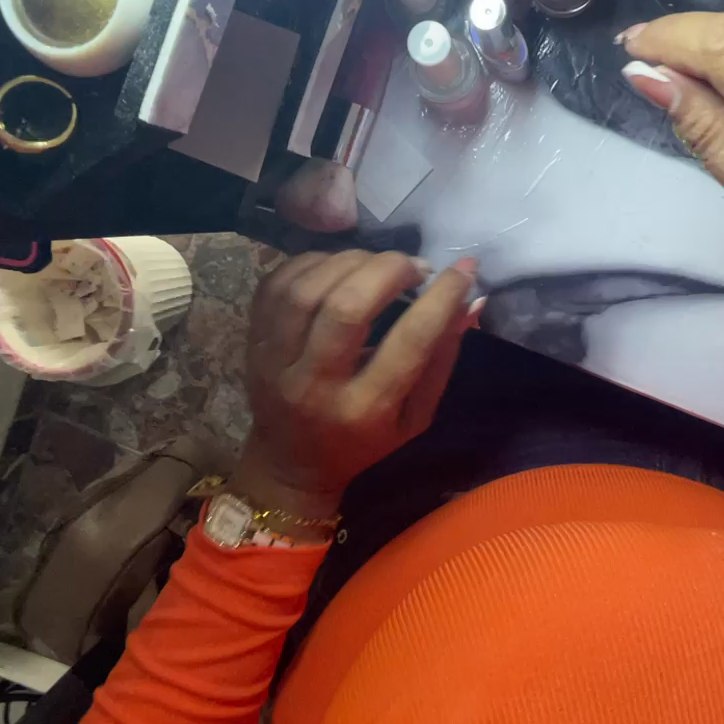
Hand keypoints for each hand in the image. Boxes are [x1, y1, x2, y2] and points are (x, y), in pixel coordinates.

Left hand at [234, 251, 481, 520]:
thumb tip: (471, 298)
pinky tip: (340, 267)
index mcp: (365, 410)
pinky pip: (278, 283)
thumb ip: (443, 356)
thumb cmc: (365, 440)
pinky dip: (313, 262)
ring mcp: (274, 361)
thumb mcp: (417, 416)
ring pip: (307, 289)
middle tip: (413, 265)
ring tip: (377, 263)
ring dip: (350, 260)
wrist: (290, 462)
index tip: (461, 272)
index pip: (410, 341)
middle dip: (388, 270)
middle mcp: (315, 385)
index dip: (441, 298)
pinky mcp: (252, 341)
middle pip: (346, 307)